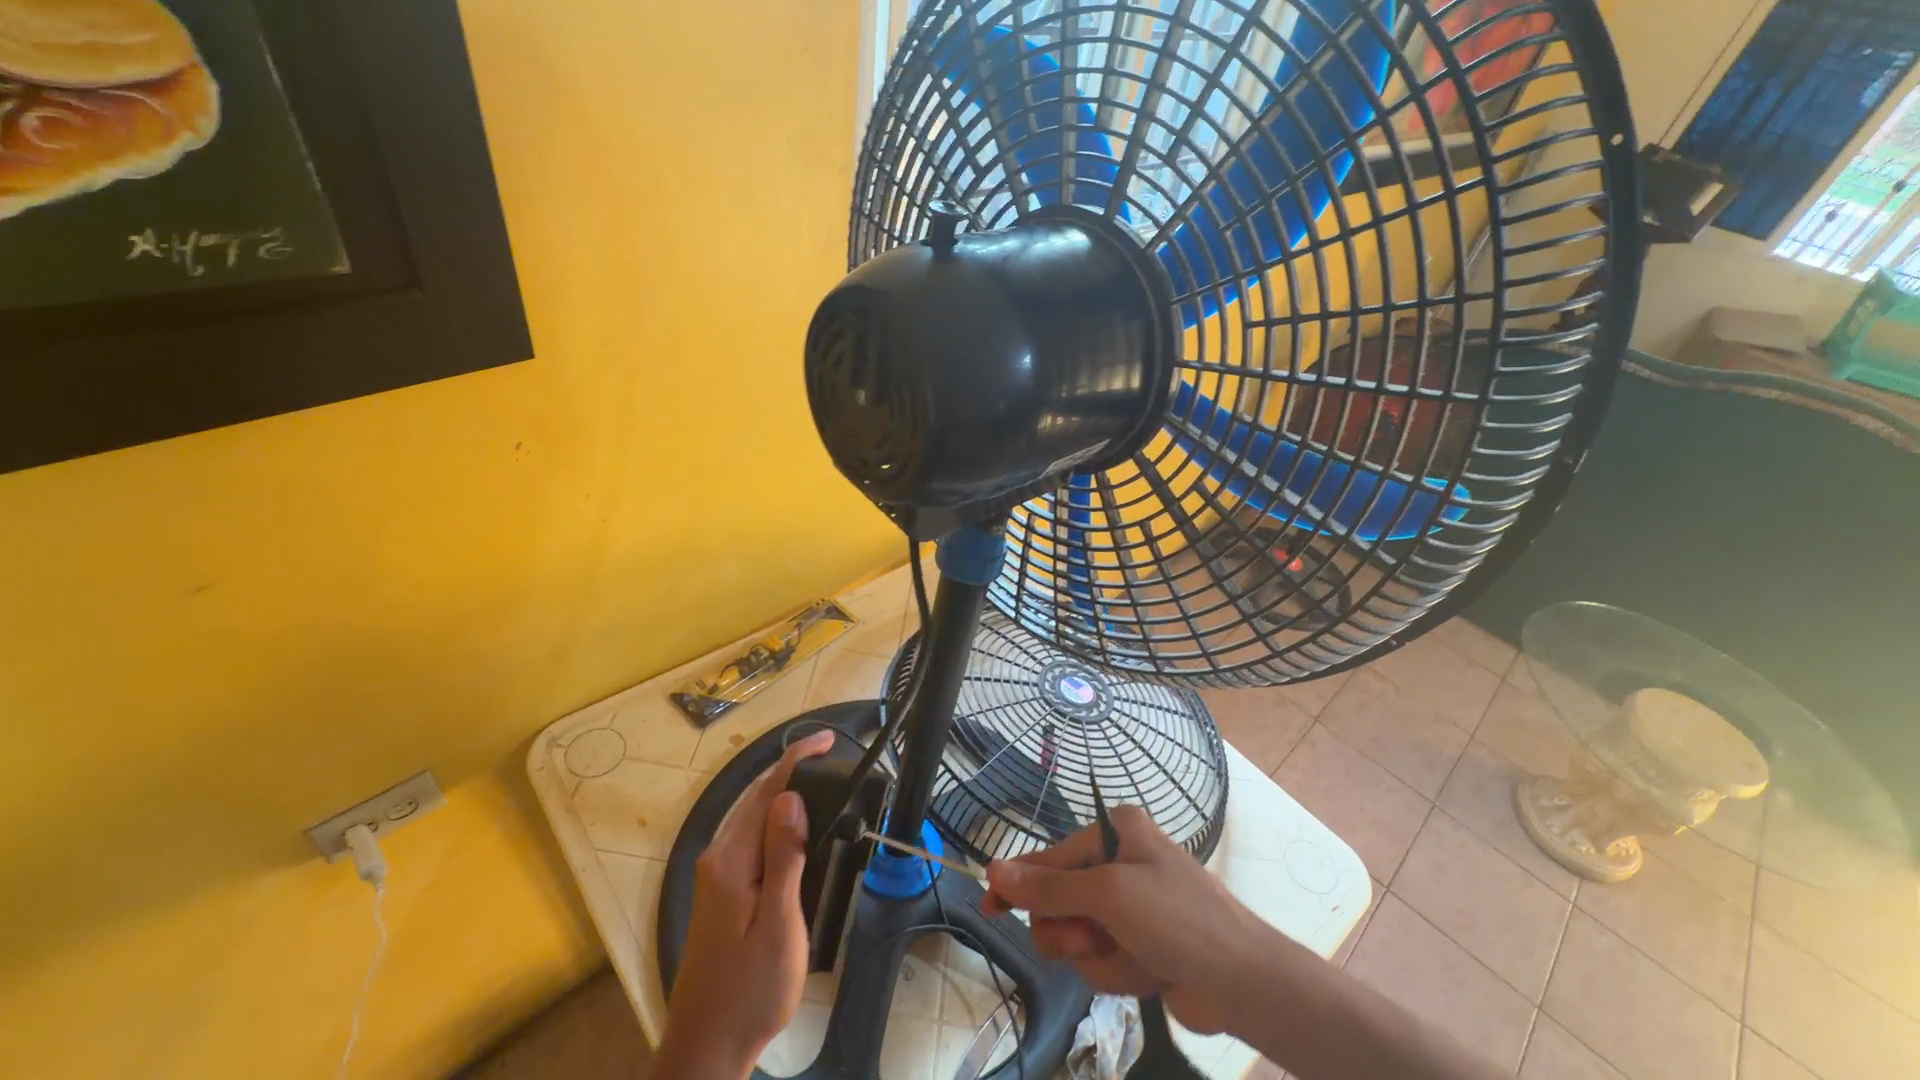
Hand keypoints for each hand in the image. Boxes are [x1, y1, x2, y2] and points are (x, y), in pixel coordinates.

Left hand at [656, 730, 835, 1078]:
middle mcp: (718, 859)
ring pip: (753, 819)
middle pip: (757, 800)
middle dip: (793, 772)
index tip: (829, 740)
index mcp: (731, 861)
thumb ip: (784, 857)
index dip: (797, 759)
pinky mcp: (722, 893)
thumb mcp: (778, 923)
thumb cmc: (751, 990)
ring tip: (825, 786)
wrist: (707, 1045)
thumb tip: (791, 798)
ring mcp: (717, 877)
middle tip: (835, 761)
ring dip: (786, 796)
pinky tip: (799, 832)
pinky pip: (752, 841)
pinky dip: (777, 824)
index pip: (766, 793)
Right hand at [980, 804, 1272, 1036]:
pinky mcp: (1138, 944)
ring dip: (1100, 957)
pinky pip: (1101, 960)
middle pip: (1058, 902)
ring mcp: (1130, 908)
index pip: (1050, 858)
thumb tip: (995, 868)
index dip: (1018, 883)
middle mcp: (1120, 863)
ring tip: (1135, 958)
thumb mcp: (1110, 896)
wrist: (1244, 984)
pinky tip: (1150, 972)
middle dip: (1072, 931)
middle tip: (1093, 941)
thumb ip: (1050, 886)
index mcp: (1117, 833)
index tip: (988, 905)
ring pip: (1077, 937)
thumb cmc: (1180, 921)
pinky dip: (1119, 972)